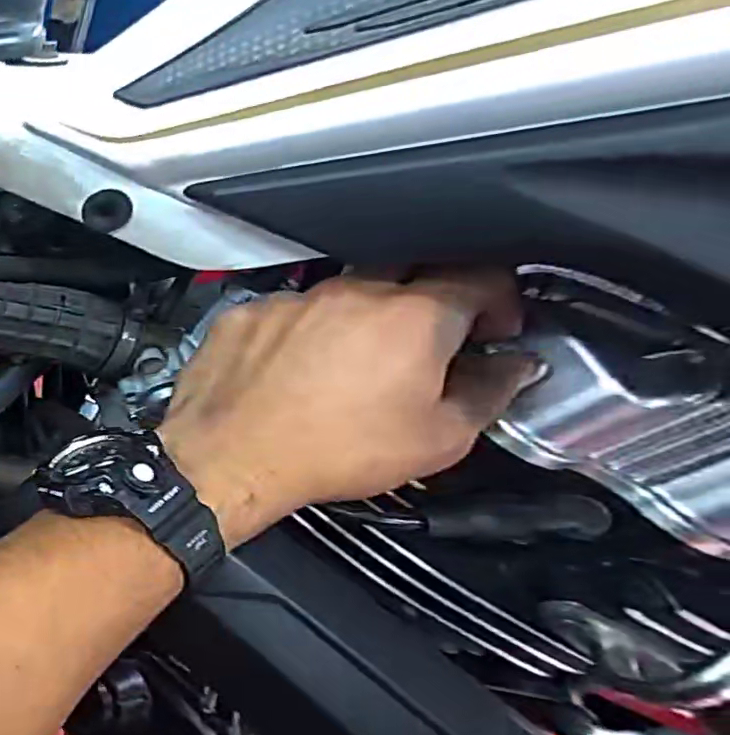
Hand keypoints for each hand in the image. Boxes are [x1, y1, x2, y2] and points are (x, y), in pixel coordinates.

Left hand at [157, 268, 537, 547]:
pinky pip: (281, 312)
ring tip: (347, 364)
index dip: (500, 302)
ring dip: (352, 318)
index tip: (493, 329)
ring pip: (335, 295)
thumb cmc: (326, 453)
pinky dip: (295, 331)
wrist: (227, 458)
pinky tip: (291, 367)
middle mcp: (343, 296)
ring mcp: (285, 302)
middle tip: (423, 343)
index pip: (480, 278)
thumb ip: (489, 390)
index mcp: (410, 316)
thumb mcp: (439, 438)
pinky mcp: (239, 317)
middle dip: (425, 302)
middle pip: (403, 275)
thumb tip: (507, 367)